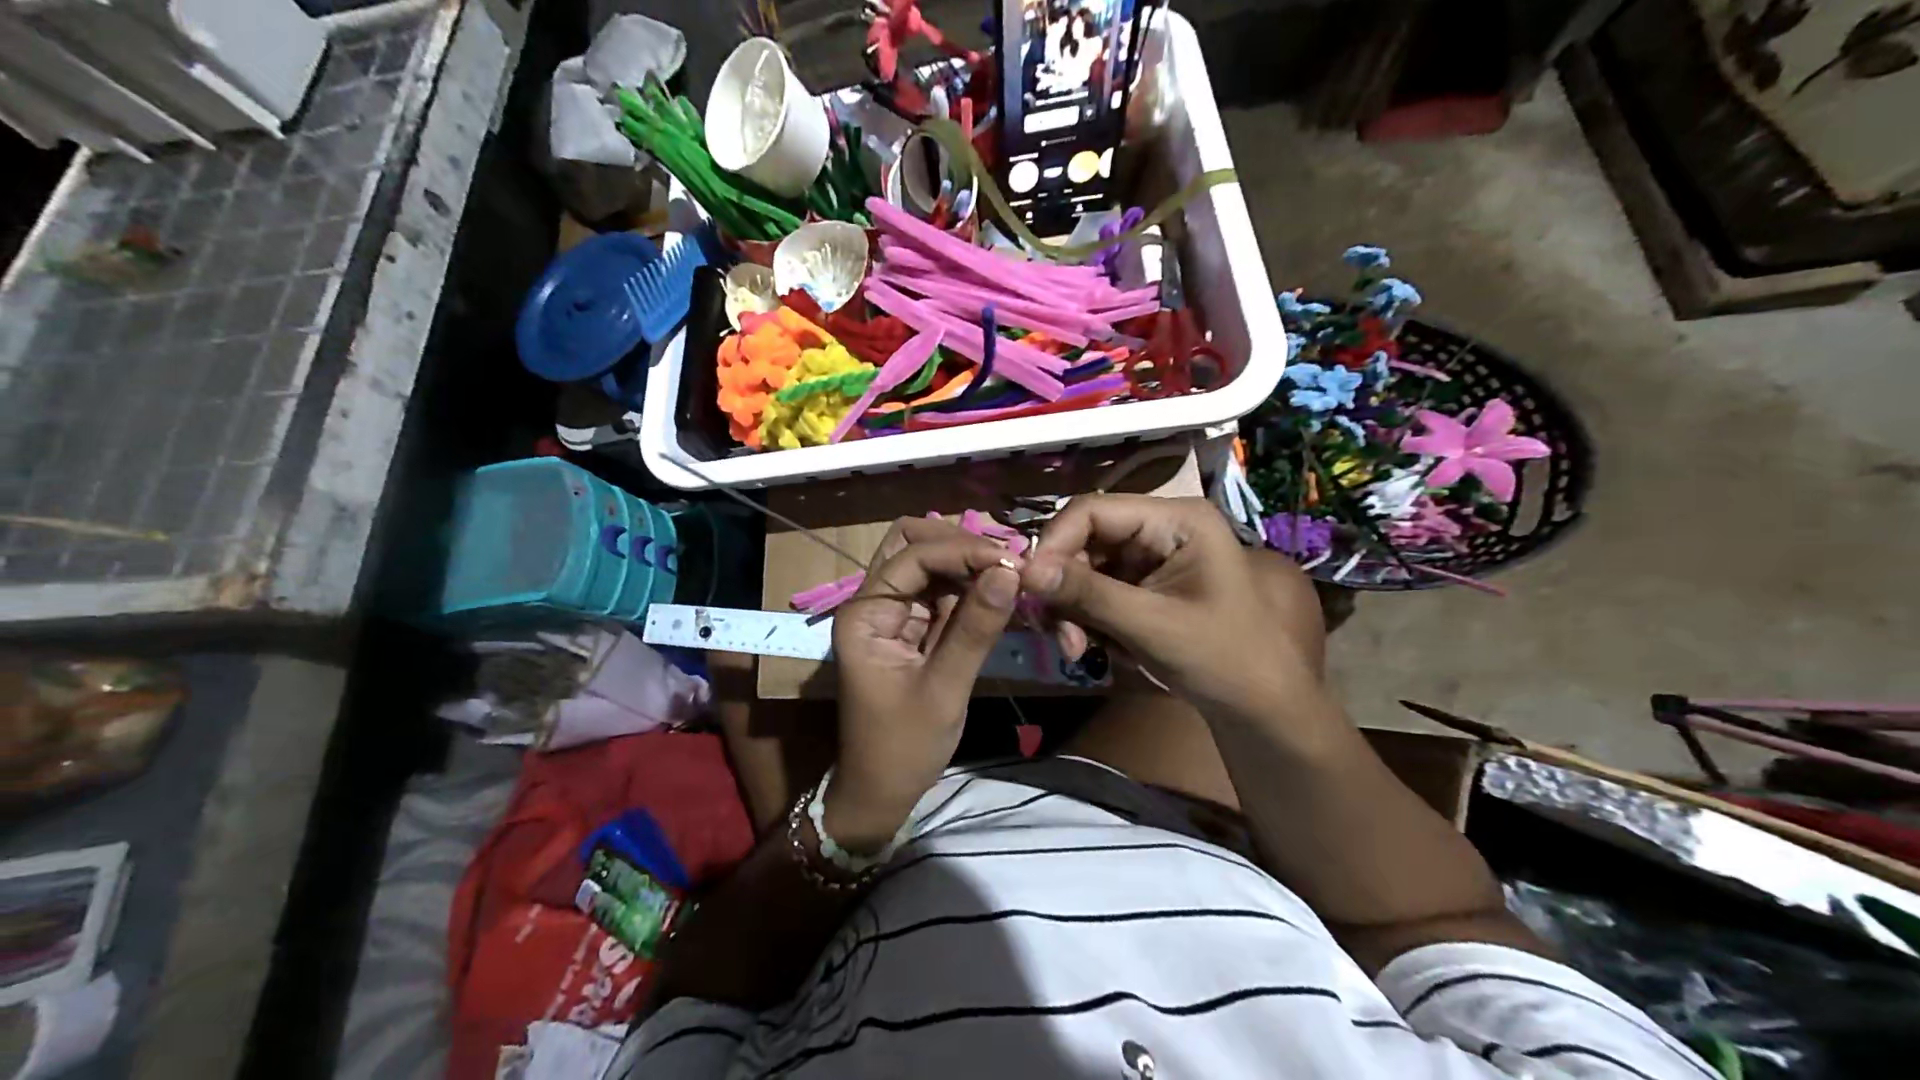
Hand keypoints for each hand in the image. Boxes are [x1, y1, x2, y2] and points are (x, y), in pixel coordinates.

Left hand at [829, 518, 1022, 850]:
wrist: (880, 793)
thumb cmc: (903, 747)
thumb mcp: (944, 689)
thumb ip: (975, 628)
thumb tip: (1010, 572)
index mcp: (865, 614)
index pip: (912, 557)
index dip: (962, 550)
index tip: (1013, 559)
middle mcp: (874, 604)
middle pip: (912, 545)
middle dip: (959, 543)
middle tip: (1009, 558)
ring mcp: (894, 615)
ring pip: (930, 565)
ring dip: (969, 563)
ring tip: (1014, 570)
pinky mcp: (914, 630)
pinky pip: (942, 593)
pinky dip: (971, 588)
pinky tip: (1002, 591)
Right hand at [1019, 495, 1330, 730]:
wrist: (1259, 706)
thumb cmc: (1223, 658)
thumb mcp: (1153, 625)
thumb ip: (1089, 595)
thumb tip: (1025, 572)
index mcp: (1175, 520)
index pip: (1093, 510)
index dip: (1054, 543)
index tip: (1029, 587)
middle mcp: (1158, 529)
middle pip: (1083, 540)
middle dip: (1063, 587)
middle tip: (1058, 636)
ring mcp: (1147, 558)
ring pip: (1081, 569)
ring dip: (1069, 609)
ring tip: (1076, 649)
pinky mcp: (1139, 586)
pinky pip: (1092, 592)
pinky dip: (1082, 619)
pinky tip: (1091, 648)